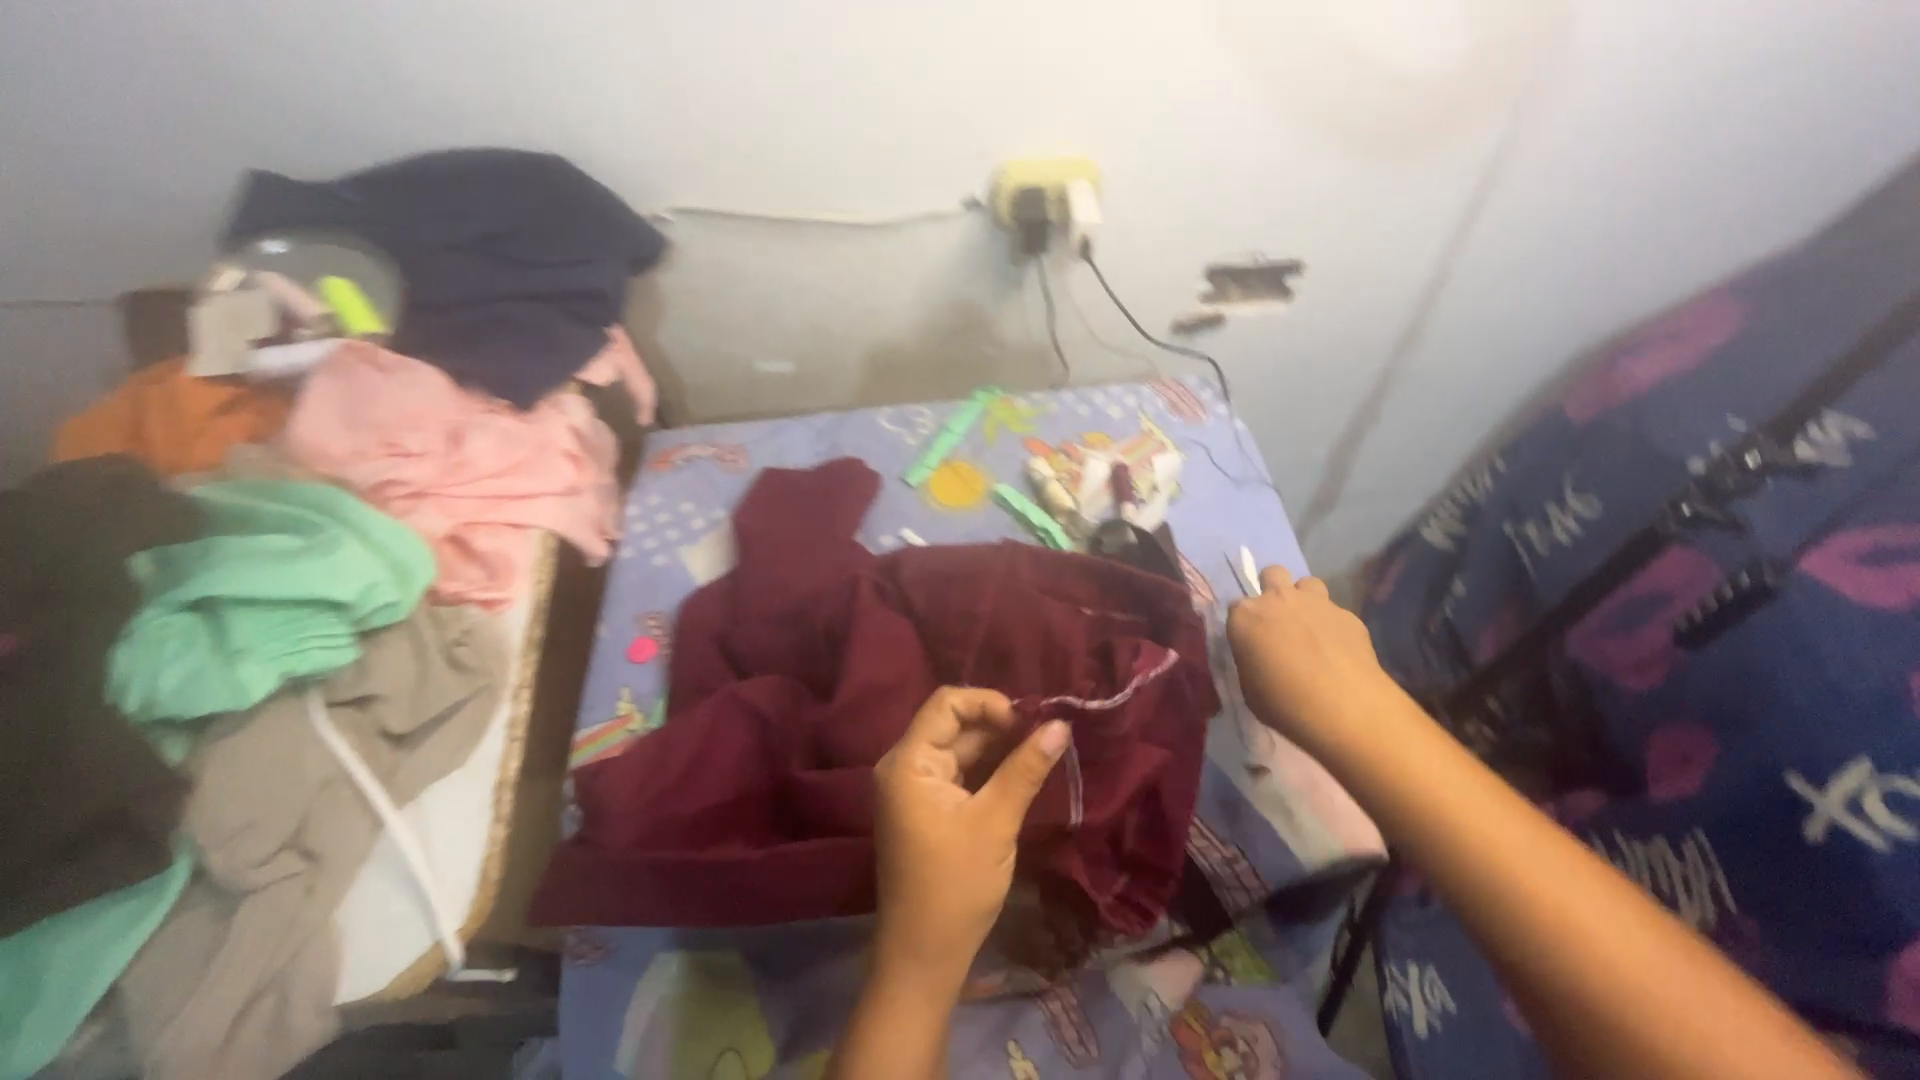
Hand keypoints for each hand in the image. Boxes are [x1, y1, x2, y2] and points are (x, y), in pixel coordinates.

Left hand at [871, 687, 1070, 984]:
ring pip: (959, 749)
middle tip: (1046, 735)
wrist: (924, 954)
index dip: (988, 702)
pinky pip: (958, 773)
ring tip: (1041, 751)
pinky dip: (987, 770)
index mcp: (908, 762)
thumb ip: (1025, 769)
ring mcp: (913, 788)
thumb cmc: (956, 886)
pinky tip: (1020, 773)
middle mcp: (904, 766)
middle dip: (999, 725)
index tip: (1029, 722)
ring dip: (997, 747)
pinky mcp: (926, 808)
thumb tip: (1061, 724)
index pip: (946, 704)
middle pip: (953, 724)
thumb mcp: (996, 822)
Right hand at [1226, 565, 1395, 749]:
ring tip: (1309, 627)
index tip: (1251, 641)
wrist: (1344, 707)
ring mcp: (1317, 603)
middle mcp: (1279, 599)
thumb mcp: (1249, 687)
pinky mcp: (1348, 615)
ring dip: (1305, 599)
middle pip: (1273, 573)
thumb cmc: (1284, 702)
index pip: (1237, 607)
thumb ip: (1249, 660)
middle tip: (1278, 618)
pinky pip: (1335, 611)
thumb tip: (1257, 655)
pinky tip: (1337, 650)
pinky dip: (1332, 625)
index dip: (1245, 623)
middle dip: (1273, 588)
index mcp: (1246, 616)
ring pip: (1308, 583)